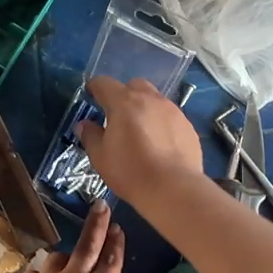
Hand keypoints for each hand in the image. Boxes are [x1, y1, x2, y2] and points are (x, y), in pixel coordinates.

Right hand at [75, 76, 203, 201]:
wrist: (172, 188)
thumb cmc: (130, 172)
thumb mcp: (100, 157)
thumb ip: (91, 136)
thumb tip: (84, 125)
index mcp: (124, 102)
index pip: (104, 84)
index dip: (95, 86)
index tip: (91, 93)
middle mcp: (150, 99)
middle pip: (134, 86)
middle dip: (124, 95)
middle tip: (117, 115)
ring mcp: (173, 111)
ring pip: (155, 100)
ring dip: (145, 109)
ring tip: (140, 132)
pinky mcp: (188, 126)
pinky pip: (170, 117)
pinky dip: (161, 124)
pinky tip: (160, 144)